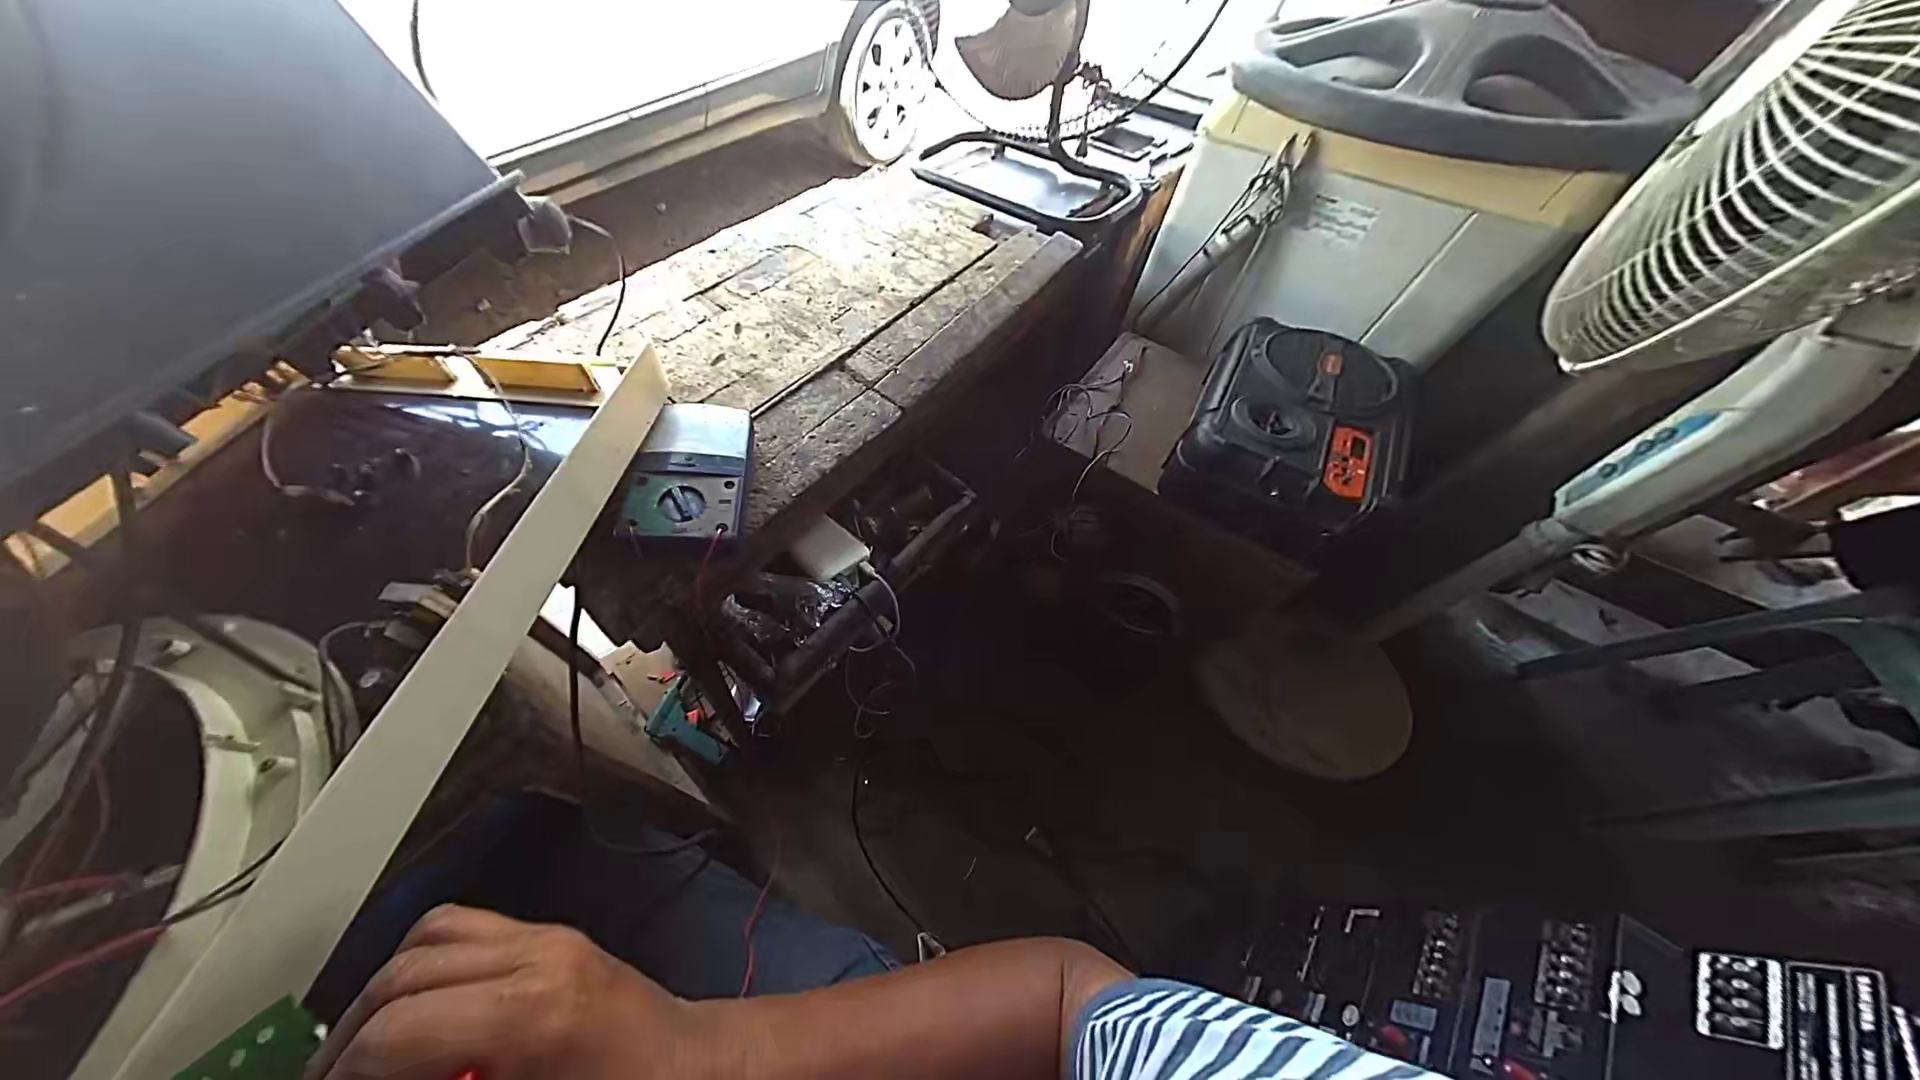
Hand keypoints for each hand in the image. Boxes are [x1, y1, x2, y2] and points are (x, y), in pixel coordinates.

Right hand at [306, 905, 694, 1079]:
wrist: (687, 1061)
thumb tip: (379, 1072)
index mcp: (535, 1008)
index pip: (395, 1030)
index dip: (343, 1076)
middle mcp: (540, 954)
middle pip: (405, 973)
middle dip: (350, 1037)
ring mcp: (551, 935)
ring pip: (433, 935)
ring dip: (383, 992)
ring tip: (363, 1055)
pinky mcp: (556, 935)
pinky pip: (472, 928)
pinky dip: (427, 965)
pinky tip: (419, 1015)